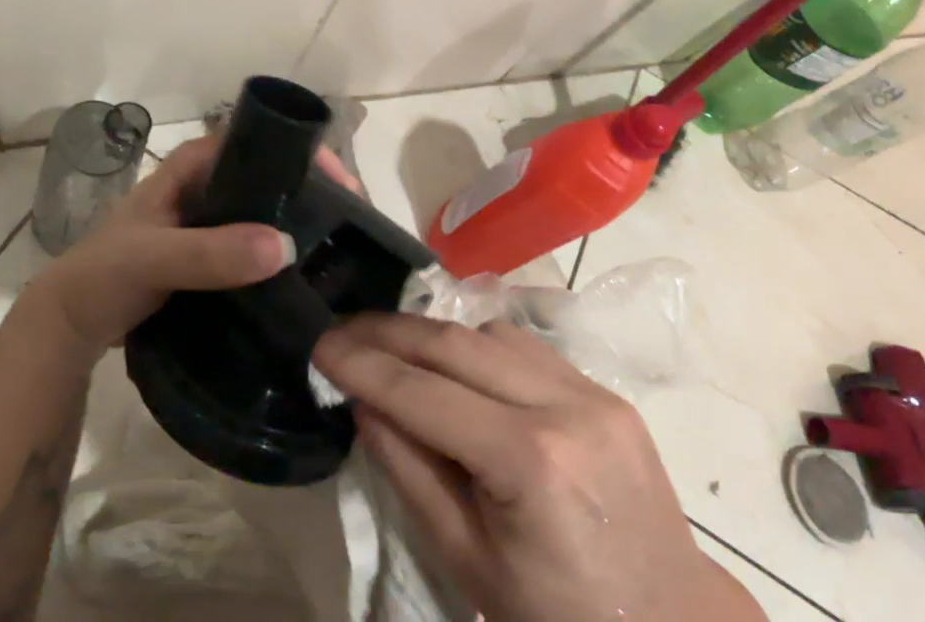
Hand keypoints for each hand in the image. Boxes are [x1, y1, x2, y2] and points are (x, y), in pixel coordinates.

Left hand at [26, 135, 361, 359]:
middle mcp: (200, 194)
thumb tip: (285, 245)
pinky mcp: (207, 266)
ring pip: (260, 220)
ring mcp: (204, 231)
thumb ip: (208, 253)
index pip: (249, 145)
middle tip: (354, 222)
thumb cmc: (103, 276)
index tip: (339, 180)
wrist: (69, 327)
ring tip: (343, 253)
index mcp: (186, 173)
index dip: (295, 154)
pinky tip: (306, 283)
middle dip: (307, 194)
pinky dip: (278, 263)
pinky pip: (251, 255)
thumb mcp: (151, 258)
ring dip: (296, 230)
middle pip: (263, 182)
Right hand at [313, 315, 764, 621]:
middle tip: (339, 331)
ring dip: (430, 334)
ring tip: (388, 349)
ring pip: (488, 331)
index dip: (361, 365)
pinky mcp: (606, 391)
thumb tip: (363, 402)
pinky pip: (525, 346)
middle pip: (454, 343)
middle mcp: (565, 407)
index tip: (318, 346)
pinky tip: (452, 366)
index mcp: (529, 462)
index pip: (421, 392)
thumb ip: (407, 469)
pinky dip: (475, 344)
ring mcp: (593, 392)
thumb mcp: (464, 556)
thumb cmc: (555, 612)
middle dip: (386, 332)